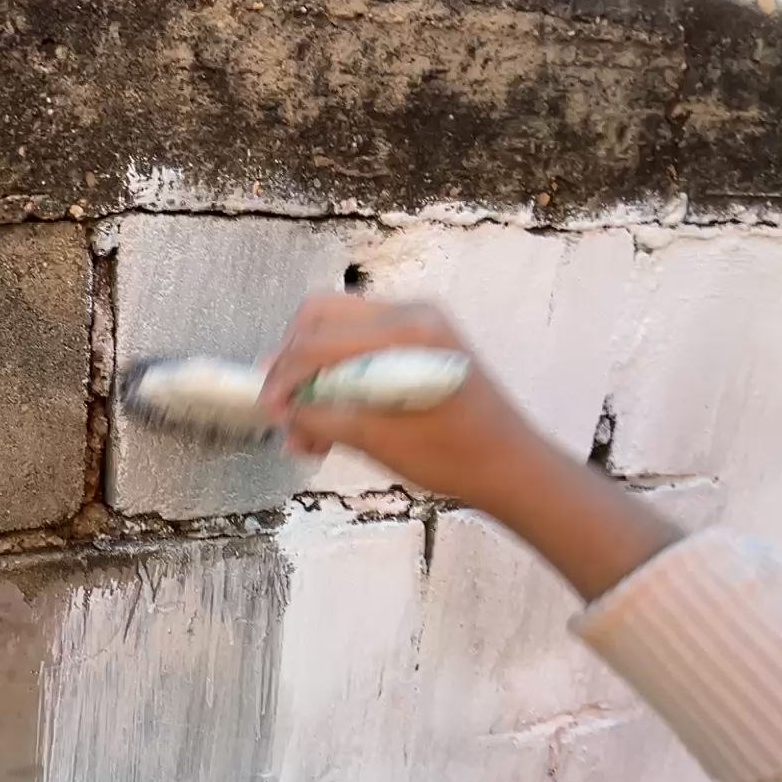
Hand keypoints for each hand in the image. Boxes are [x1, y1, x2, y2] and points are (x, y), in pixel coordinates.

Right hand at [257, 296, 555, 513]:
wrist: (512, 467)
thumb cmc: (452, 456)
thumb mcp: (376, 439)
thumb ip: (320, 417)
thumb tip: (279, 410)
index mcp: (405, 333)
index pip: (317, 341)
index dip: (282, 376)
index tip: (268, 411)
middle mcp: (409, 313)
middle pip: (320, 317)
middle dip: (291, 361)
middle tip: (282, 404)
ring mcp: (415, 322)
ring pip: (335, 330)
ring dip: (311, 375)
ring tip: (304, 431)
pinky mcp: (417, 339)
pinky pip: (358, 345)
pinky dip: (336, 378)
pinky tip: (328, 424)